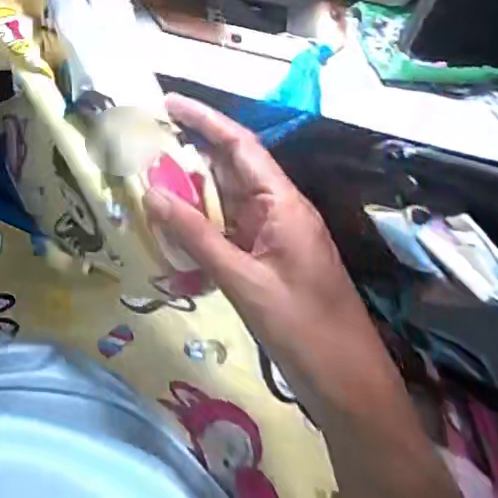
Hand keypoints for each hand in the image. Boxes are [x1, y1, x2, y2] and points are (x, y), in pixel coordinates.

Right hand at [145, 94, 387, 406]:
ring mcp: (272, 236)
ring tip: (146, 177)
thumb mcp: (245, 282)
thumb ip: (196, 236)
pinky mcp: (265, 259)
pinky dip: (198, 223)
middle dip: (189, 151)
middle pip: (229, 168)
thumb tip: (150, 192)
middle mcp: (277, 211)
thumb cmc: (306, 331)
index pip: (241, 145)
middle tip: (144, 140)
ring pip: (224, 199)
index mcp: (283, 205)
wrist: (352, 394)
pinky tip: (170, 227)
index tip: (168, 103)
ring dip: (189, 189)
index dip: (205, 119)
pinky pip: (226, 228)